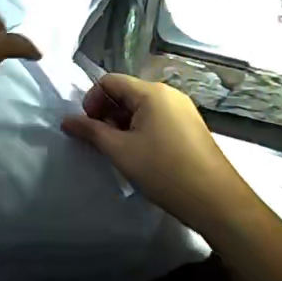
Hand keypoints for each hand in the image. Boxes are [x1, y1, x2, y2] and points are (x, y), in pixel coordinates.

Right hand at [60, 74, 260, 234]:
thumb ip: (91, 132)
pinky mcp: (190, 126)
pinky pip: (157, 118)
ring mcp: (183, 109)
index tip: (87, 127)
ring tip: (120, 151)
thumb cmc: (164, 172)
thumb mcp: (120, 151)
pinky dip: (142, 130)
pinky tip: (141, 155)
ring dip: (123, 123)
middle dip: (107, 112)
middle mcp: (169, 94)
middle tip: (101, 142)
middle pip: (127, 92)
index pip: (110, 81)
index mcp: (151, 93)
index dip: (92, 100)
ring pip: (142, 107)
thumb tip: (67, 120)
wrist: (215, 199)